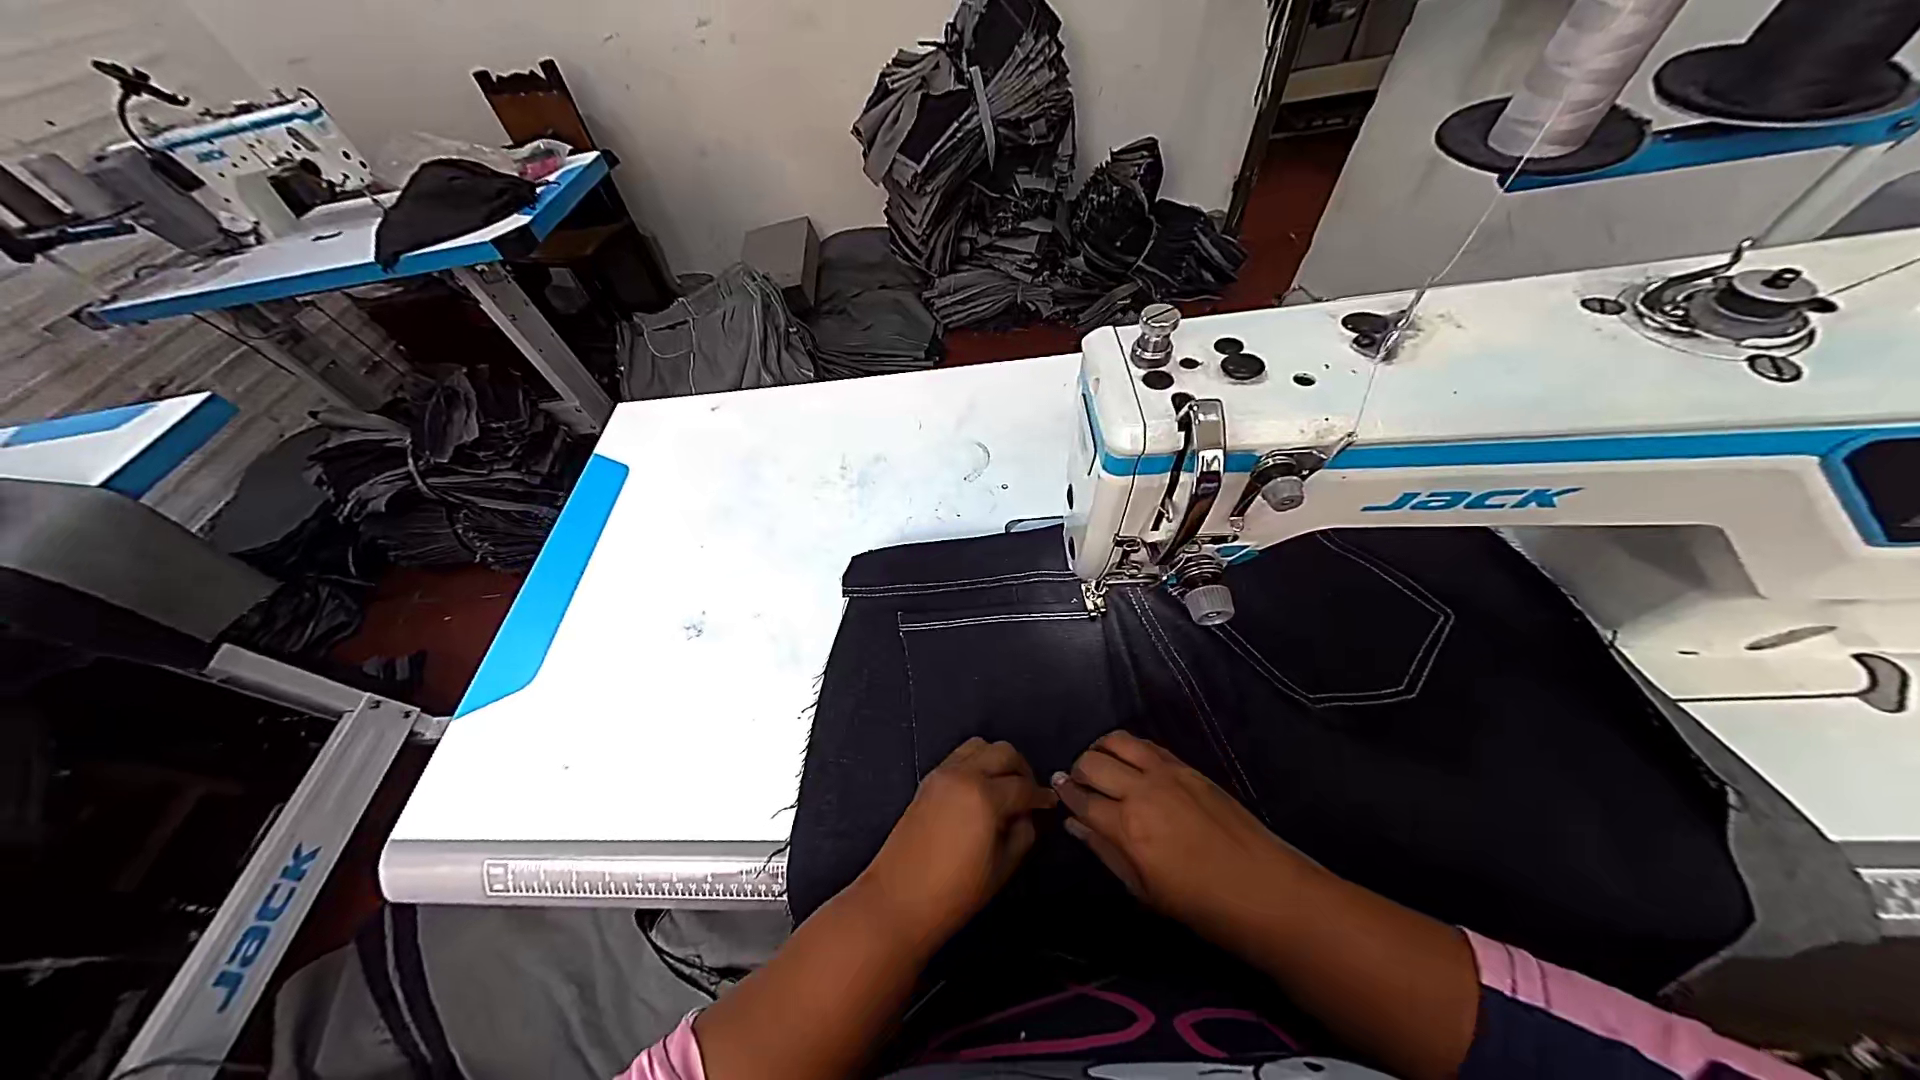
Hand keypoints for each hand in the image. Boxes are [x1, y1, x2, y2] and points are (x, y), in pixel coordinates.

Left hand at [854, 738, 1057, 945]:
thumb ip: (1023, 832)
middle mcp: (964, 775)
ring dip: (998, 760)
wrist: (898, 899)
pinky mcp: (929, 778)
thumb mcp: (1003, 867)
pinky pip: (960, 755)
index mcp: (985, 797)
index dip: (1042, 796)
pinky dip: (977, 762)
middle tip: (1029, 794)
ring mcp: (943, 773)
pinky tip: (981, 788)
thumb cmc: (955, 893)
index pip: (1024, 786)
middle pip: (1005, 753)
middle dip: (1023, 770)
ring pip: (981, 745)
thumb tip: (1027, 814)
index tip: (1051, 804)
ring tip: (1005, 787)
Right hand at [1053, 730, 1304, 933]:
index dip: (1064, 793)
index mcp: (1127, 827)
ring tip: (1100, 765)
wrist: (1265, 890)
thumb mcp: (1143, 891)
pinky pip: (1147, 744)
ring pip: (1117, 741)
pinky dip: (1129, 747)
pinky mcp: (1187, 767)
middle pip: (1092, 762)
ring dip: (1100, 749)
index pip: (1081, 798)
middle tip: (1079, 783)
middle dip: (1078, 770)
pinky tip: (1129, 762)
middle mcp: (1141, 791)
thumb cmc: (1201, 904)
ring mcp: (1166, 773)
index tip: (1056, 789)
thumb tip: (1075, 823)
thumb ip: (1104, 851)